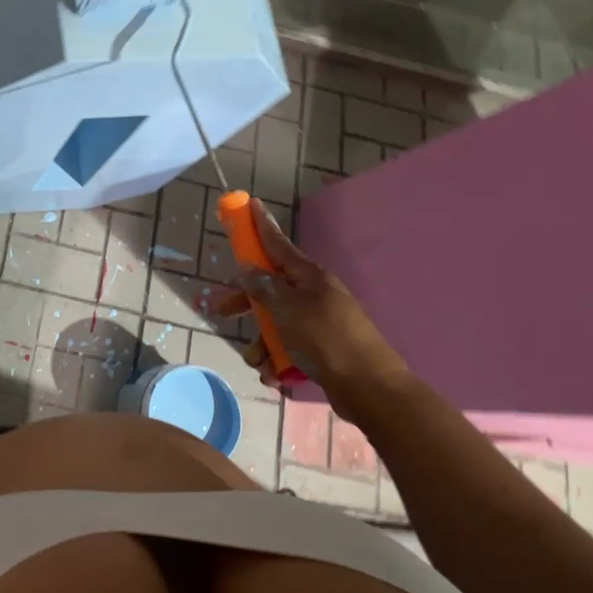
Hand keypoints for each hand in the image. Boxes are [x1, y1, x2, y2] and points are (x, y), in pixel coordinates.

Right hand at [214, 198, 408, 417]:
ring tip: (259, 363)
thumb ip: (265, 288)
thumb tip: (248, 270)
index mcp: (309, 278)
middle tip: (221, 312)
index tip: (252, 203)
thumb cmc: (327, 339)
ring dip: (261, 344)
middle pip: (270, 289)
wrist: (370, 388)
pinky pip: (289, 350)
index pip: (278, 245)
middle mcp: (313, 296)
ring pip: (276, 325)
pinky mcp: (321, 351)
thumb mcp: (289, 309)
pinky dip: (278, 362)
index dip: (262, 226)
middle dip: (246, 304)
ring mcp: (318, 323)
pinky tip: (275, 376)